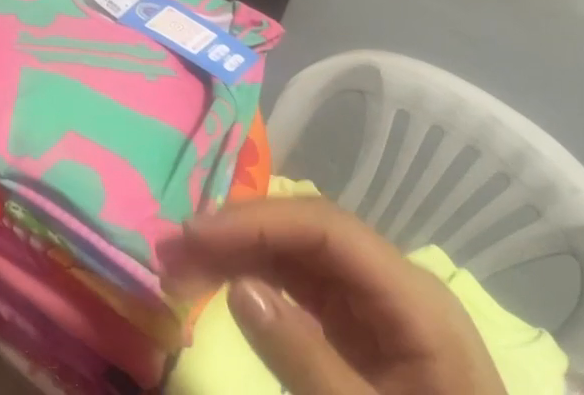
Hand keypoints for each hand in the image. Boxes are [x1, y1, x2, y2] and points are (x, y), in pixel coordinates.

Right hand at [160, 198, 505, 394]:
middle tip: (169, 255)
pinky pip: (300, 285)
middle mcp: (394, 285)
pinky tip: (218, 283)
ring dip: (236, 253)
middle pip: (306, 233)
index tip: (193, 235)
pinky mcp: (359, 328)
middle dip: (236, 234)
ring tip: (179, 268)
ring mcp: (376, 305)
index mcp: (413, 298)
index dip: (255, 221)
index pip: (326, 229)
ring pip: (296, 254)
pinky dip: (253, 278)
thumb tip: (240, 289)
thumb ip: (308, 361)